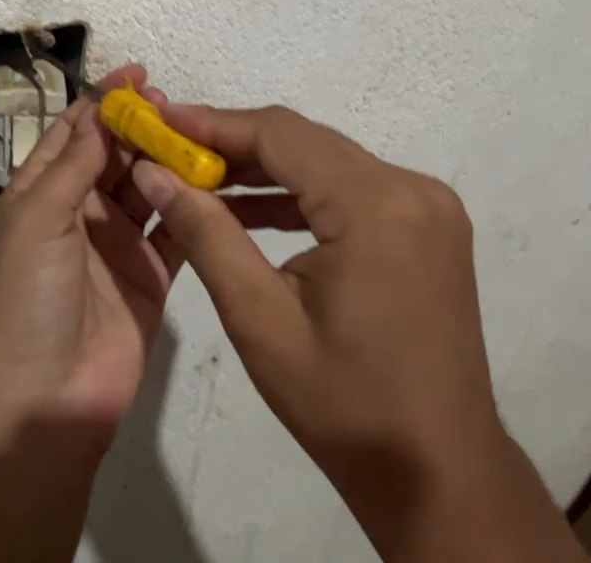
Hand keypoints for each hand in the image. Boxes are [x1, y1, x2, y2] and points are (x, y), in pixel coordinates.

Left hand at [0, 64, 176, 455]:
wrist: (46, 399)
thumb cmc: (27, 299)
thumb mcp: (38, 221)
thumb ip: (73, 165)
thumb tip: (97, 110)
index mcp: (37, 195)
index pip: (70, 134)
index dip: (100, 102)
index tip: (136, 73)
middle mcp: (76, 214)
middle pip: (111, 155)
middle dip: (138, 125)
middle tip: (175, 102)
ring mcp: (116, 245)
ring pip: (145, 186)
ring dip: (166, 158)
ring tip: (199, 131)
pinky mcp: (151, 274)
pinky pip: (175, 229)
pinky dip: (191, 203)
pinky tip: (216, 178)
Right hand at [130, 105, 589, 562]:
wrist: (438, 468)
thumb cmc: (343, 402)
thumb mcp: (258, 318)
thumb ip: (205, 233)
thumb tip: (152, 173)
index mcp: (375, 207)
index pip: (280, 134)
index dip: (212, 123)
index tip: (157, 122)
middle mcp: (412, 189)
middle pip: (305, 140)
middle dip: (232, 143)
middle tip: (168, 151)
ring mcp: (427, 206)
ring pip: (326, 160)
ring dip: (263, 168)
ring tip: (196, 179)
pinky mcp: (427, 226)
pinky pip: (350, 187)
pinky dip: (299, 193)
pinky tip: (248, 209)